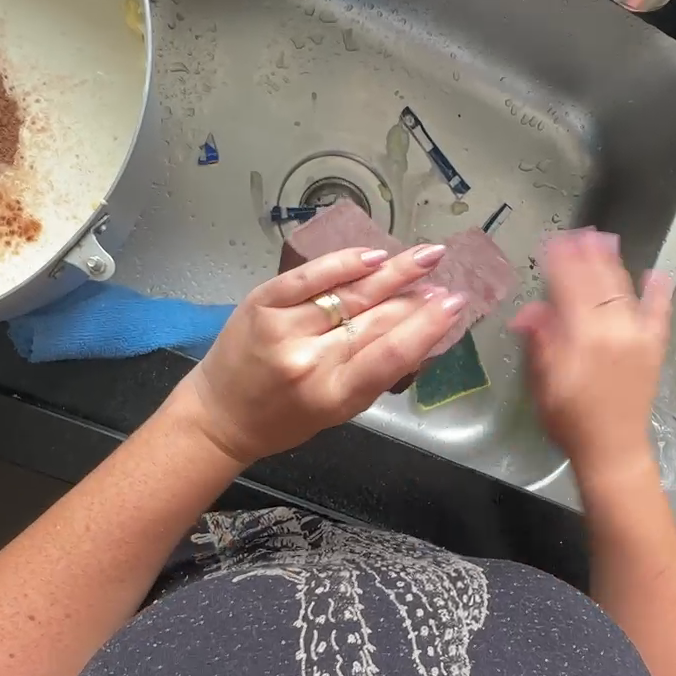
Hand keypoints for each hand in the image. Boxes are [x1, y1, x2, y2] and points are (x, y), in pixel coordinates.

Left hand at [172, 243, 464, 464]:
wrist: (221, 415)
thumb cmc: (286, 420)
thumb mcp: (338, 412)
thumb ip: (374, 374)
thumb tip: (420, 331)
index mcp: (334, 397)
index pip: (391, 355)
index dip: (427, 326)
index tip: (455, 304)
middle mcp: (309, 362)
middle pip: (376, 319)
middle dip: (417, 297)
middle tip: (445, 278)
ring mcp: (283, 329)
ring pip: (350, 294)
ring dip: (394, 271)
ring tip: (426, 255)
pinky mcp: (262, 304)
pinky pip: (309, 277)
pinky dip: (343, 263)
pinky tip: (375, 254)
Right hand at [510, 229, 673, 483]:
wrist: (611, 450)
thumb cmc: (569, 421)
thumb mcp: (543, 384)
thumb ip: (540, 343)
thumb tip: (529, 312)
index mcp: (581, 338)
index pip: (568, 289)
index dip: (560, 263)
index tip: (553, 243)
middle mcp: (612, 331)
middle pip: (597, 284)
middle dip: (587, 256)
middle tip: (579, 234)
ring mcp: (637, 338)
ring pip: (624, 291)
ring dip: (614, 264)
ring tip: (606, 242)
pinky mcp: (653, 349)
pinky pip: (659, 315)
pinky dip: (657, 293)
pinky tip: (656, 275)